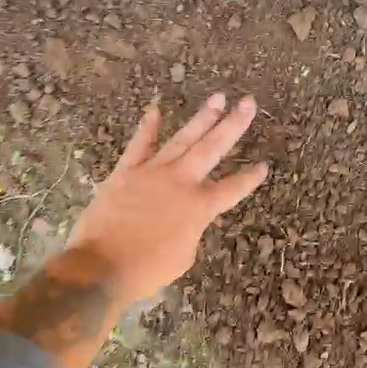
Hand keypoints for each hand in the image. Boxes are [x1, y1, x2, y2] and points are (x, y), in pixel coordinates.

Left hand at [68, 94, 267, 306]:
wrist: (103, 265)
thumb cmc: (147, 269)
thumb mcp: (183, 256)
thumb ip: (192, 230)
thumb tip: (188, 217)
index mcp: (199, 207)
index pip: (232, 188)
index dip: (250, 178)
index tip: (264, 166)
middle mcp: (180, 182)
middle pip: (212, 149)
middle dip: (233, 125)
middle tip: (248, 103)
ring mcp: (152, 173)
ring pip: (182, 140)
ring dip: (201, 118)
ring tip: (218, 98)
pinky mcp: (125, 172)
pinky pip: (139, 145)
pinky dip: (147, 127)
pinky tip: (155, 109)